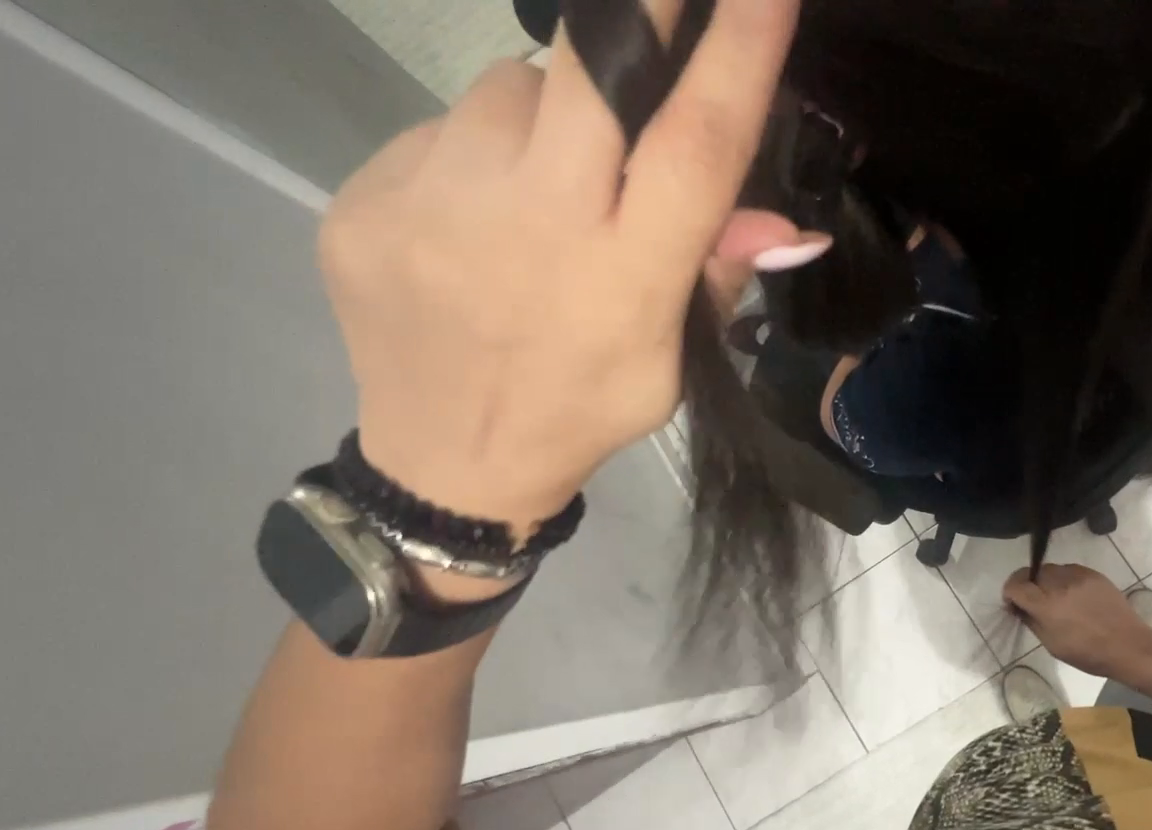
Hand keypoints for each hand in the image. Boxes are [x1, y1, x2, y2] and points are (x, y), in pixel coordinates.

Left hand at [318, 1, 814, 539]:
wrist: (446, 461)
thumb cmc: (582, 413)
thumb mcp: (668, 368)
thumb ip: (714, 279)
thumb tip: (787, 221)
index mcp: (622, 281)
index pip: (695, 146)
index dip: (739, 53)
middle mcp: (530, 228)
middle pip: (592, 73)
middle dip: (637, 12)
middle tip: (657, 5)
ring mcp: (434, 206)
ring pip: (512, 89)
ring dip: (549, 111)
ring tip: (544, 183)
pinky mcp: (365, 198)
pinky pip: (444, 129)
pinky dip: (479, 153)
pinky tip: (476, 216)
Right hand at [1003, 564, 1151, 677]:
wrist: (1127, 645)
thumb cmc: (1087, 653)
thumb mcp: (1052, 644)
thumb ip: (1031, 621)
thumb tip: (1018, 607)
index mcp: (1047, 605)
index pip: (1016, 585)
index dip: (1009, 592)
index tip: (1013, 603)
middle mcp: (1060, 584)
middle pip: (1031, 573)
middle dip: (1026, 584)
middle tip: (1032, 600)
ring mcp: (1078, 576)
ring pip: (1050, 569)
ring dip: (1044, 580)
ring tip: (1054, 597)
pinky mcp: (1093, 574)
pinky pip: (1069, 569)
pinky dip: (1063, 578)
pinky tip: (1072, 595)